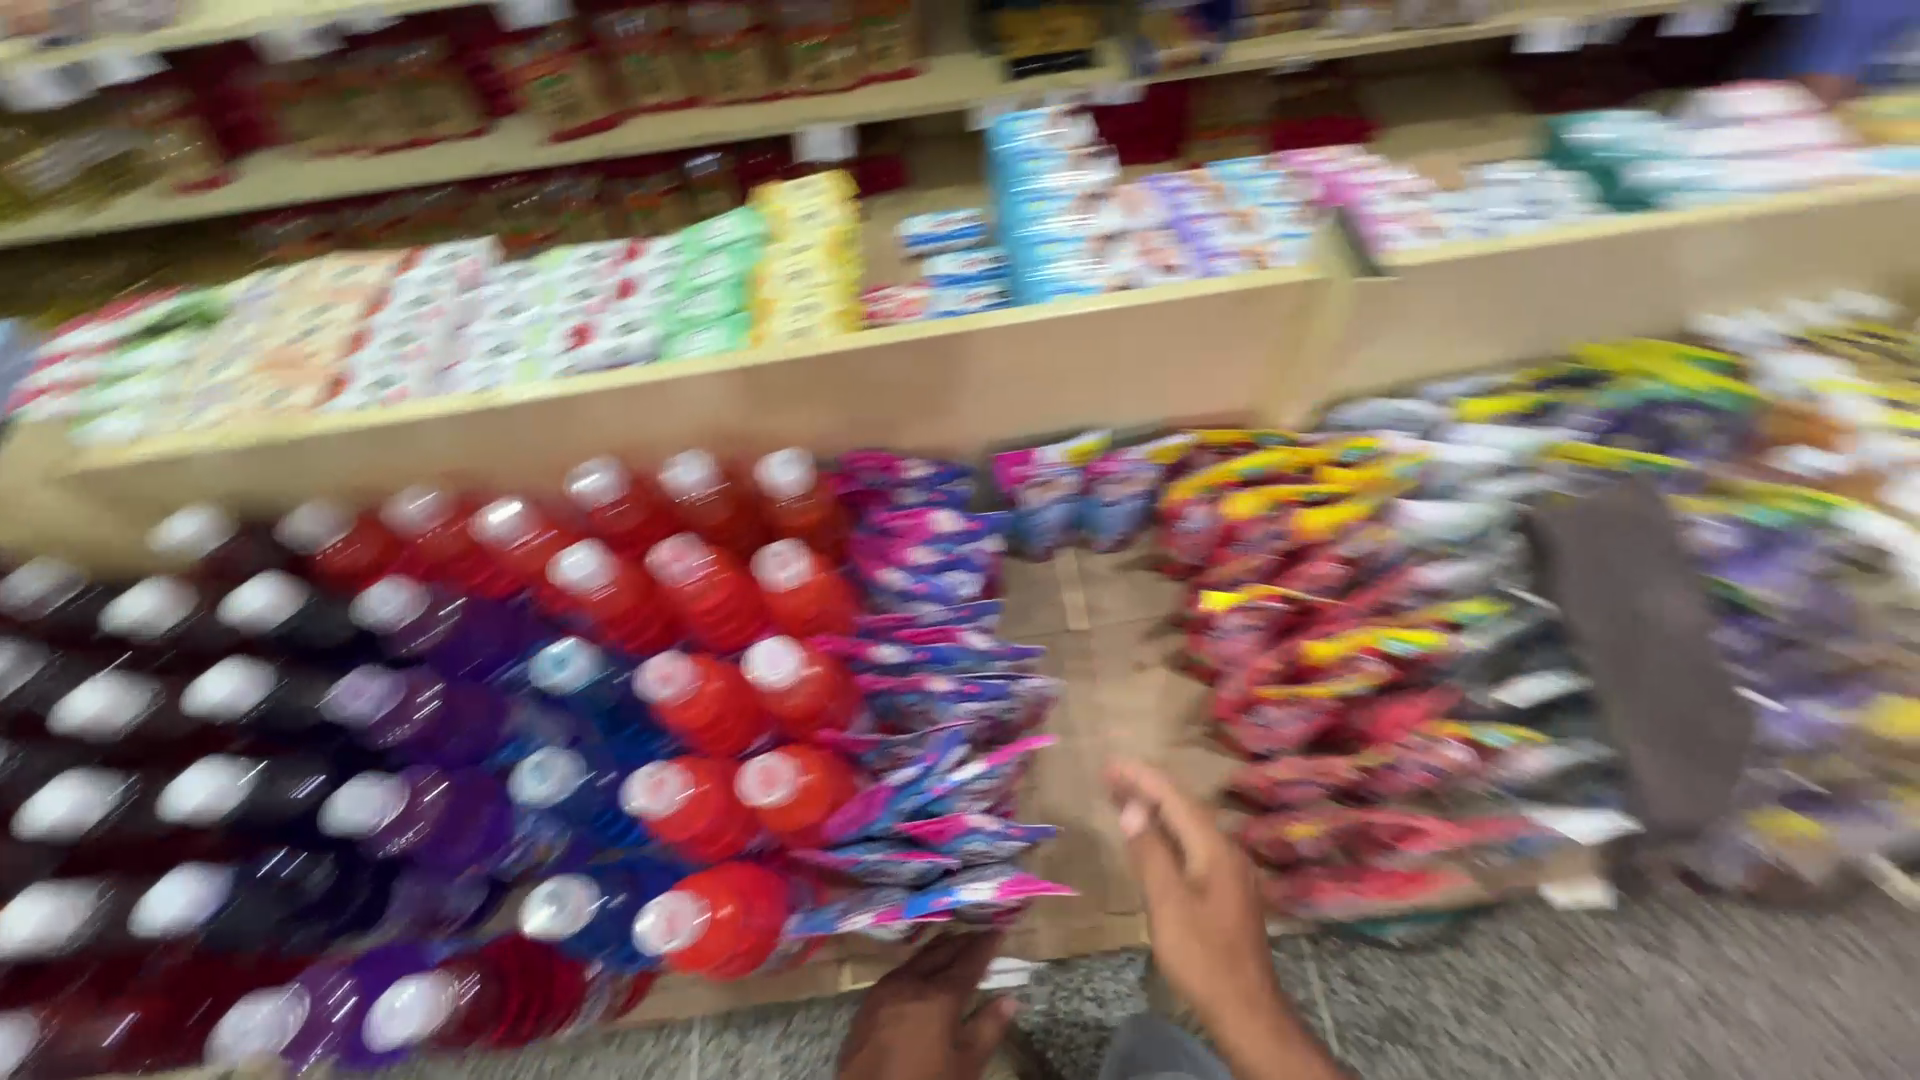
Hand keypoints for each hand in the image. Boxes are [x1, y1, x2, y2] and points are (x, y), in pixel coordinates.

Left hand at [836, 931, 1017, 1079]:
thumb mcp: (965, 1066)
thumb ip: (989, 1028)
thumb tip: (1009, 999)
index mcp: (940, 996)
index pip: (969, 960)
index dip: (986, 944)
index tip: (999, 930)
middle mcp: (912, 981)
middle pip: (943, 950)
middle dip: (964, 941)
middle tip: (981, 934)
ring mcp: (887, 987)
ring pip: (919, 956)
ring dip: (941, 948)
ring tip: (956, 945)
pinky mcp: (870, 999)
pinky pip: (901, 969)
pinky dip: (919, 962)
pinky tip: (924, 969)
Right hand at [1105, 759, 1284, 1032]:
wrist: (1246, 1010)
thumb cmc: (1202, 957)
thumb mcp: (1168, 904)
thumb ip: (1150, 852)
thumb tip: (1133, 807)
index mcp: (1215, 850)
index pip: (1175, 799)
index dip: (1142, 779)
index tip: (1111, 764)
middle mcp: (1228, 852)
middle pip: (1185, 809)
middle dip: (1148, 789)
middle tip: (1111, 775)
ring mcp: (1230, 873)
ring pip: (1189, 828)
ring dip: (1157, 810)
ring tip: (1124, 797)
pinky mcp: (1226, 892)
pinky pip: (1193, 846)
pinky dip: (1168, 833)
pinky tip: (1153, 838)